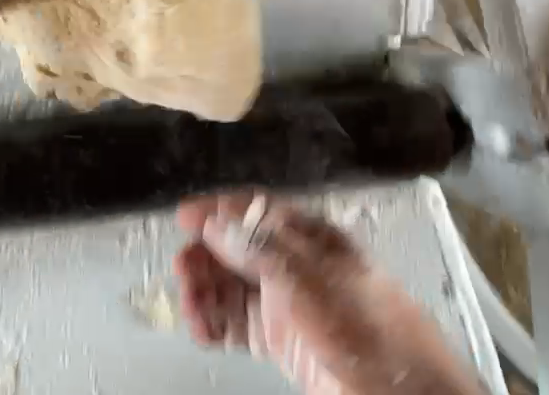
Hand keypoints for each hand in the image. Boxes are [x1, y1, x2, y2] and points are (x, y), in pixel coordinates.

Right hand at [175, 194, 480, 394]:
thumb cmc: (366, 329)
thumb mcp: (314, 282)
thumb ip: (263, 250)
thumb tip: (215, 223)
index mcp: (309, 238)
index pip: (256, 211)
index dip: (219, 209)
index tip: (184, 217)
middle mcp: (294, 264)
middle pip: (237, 247)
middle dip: (206, 255)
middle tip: (182, 271)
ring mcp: (288, 303)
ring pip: (232, 285)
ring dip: (205, 290)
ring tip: (190, 308)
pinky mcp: (282, 339)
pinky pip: (238, 323)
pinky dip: (215, 323)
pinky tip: (202, 329)